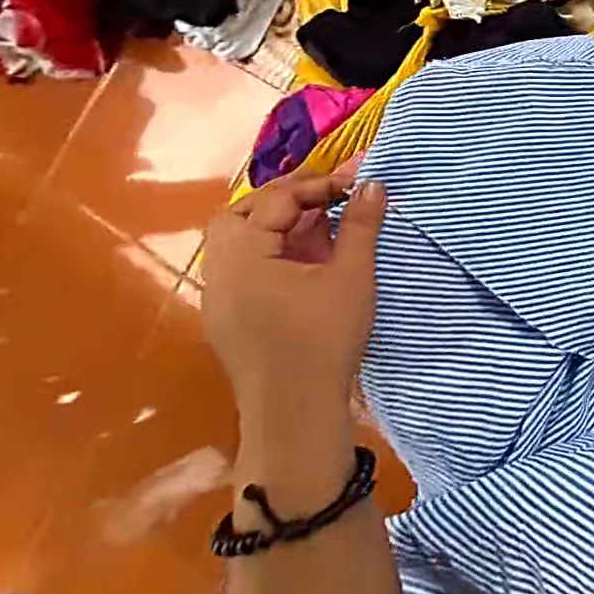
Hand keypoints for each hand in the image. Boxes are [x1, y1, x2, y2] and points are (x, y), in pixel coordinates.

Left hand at [201, 168, 385, 496]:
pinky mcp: (230, 314)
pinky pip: (246, 265)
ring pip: (240, 240)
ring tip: (323, 224)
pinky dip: (276, 249)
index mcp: (244, 256)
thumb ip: (360, 225)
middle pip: (241, 213)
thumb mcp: (352, 275)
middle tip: (331, 197)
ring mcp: (220, 294)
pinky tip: (310, 260)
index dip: (318, 186)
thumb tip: (372, 184)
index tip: (357, 186)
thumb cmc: (324, 337)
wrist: (295, 409)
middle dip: (287, 198)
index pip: (274, 200)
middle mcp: (220, 270)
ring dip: (279, 223)